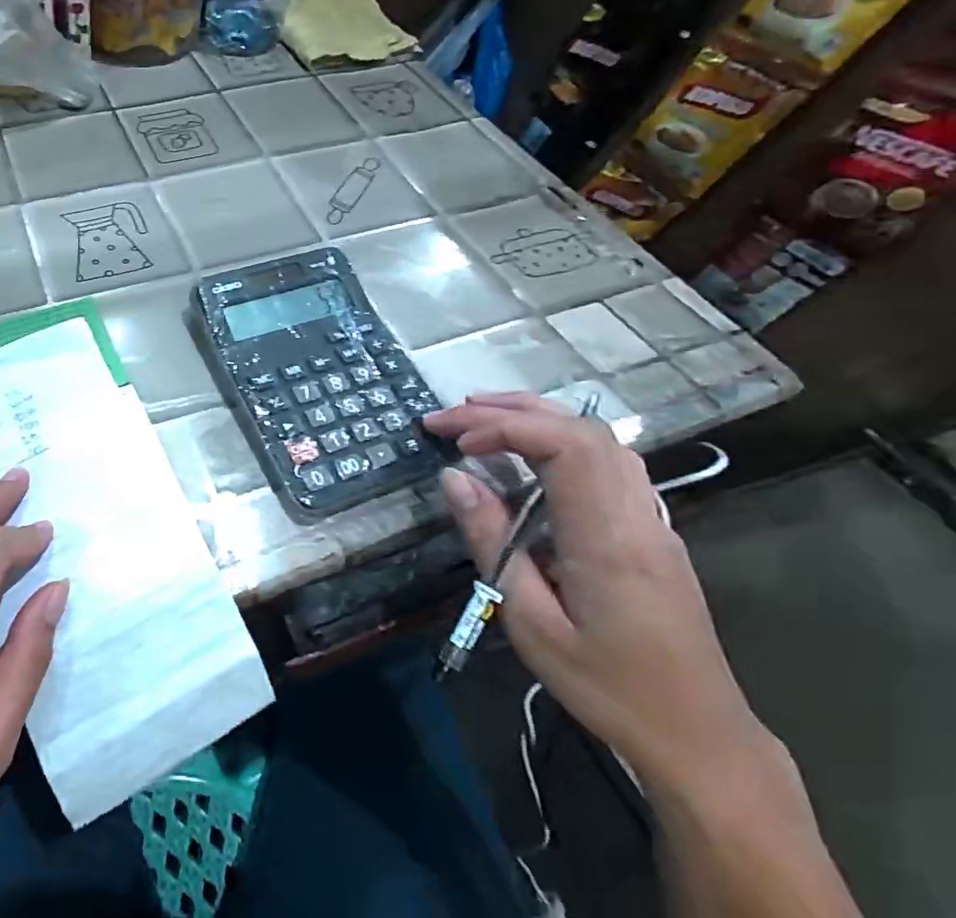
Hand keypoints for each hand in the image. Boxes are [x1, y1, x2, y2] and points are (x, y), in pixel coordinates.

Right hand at [424, 394, 771, 790]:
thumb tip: (454, 478)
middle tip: (449, 416)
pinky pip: (608, 466)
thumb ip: (491, 541)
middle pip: (586, 432)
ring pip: (603, 443)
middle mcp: (639, 519)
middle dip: (512, 411)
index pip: (569, 448)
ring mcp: (653, 523)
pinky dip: (557, 443)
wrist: (696, 734)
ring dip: (538, 419)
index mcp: (610, 542)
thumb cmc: (604, 684)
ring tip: (477, 420)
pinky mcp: (650, 534)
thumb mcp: (528, 619)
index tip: (453, 441)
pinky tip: (522, 456)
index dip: (506, 427)